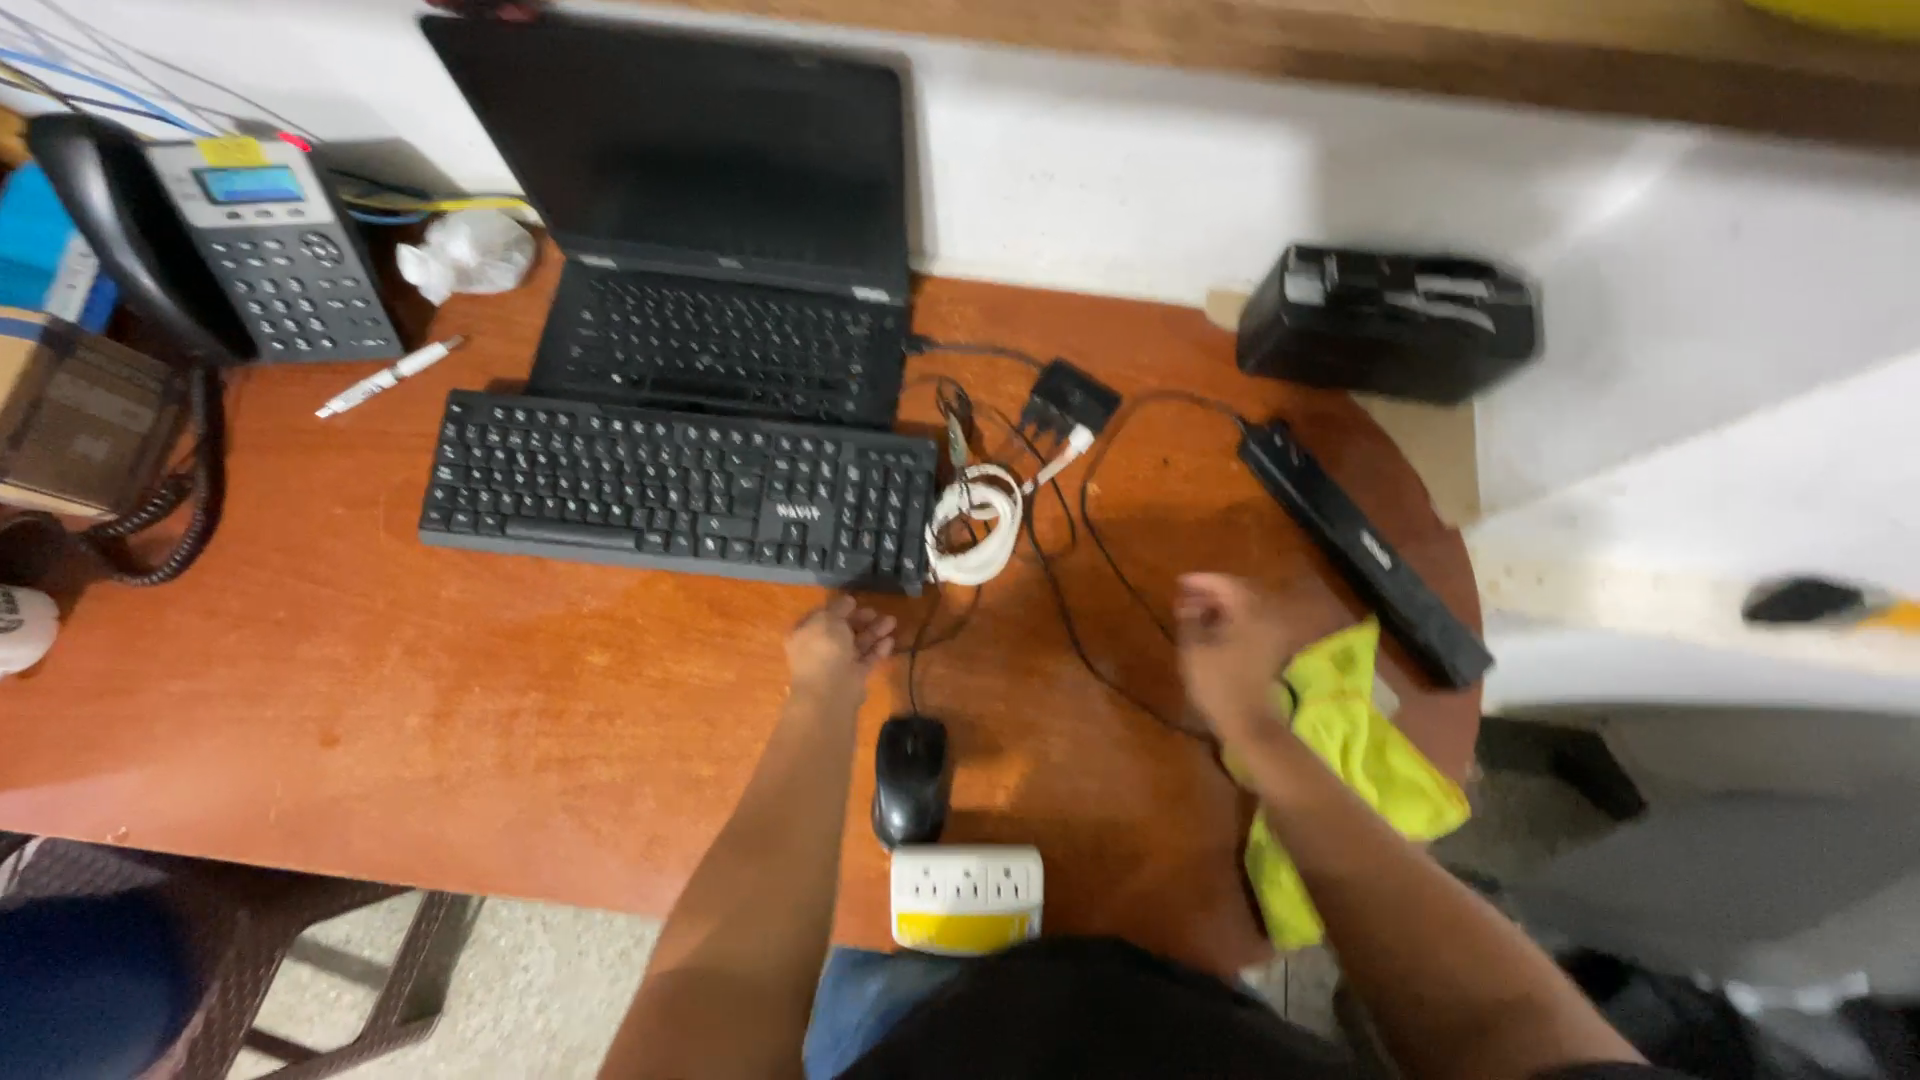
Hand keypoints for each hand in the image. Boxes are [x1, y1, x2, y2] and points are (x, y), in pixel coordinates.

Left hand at [786, 595, 896, 710]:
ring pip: (857, 644)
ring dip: (874, 632)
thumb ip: (839, 608)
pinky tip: (890, 641)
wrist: (831, 691)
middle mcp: (819, 649)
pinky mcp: (854, 677)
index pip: (822, 617)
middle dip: (860, 619)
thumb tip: (848, 600)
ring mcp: (837, 664)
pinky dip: (877, 649)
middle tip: (876, 611)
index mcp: (805, 634)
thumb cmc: (824, 648)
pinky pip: (866, 659)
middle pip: (842, 630)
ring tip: (892, 621)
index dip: (839, 608)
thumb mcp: (828, 619)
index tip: (855, 601)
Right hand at [1174, 574, 1302, 746]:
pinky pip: (1249, 624)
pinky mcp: (1269, 650)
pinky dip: (1230, 620)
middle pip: (1238, 593)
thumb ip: (1190, 620)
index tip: (1178, 582)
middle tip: (1185, 597)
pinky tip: (1211, 630)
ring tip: (1194, 612)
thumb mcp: (1193, 649)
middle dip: (1211, 593)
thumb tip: (1188, 604)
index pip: (1225, 584)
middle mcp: (1265, 617)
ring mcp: (1270, 635)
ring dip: (1220, 607)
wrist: (1249, 722)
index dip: (1200, 580)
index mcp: (1248, 612)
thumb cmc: (1218, 684)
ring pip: (1244, 609)